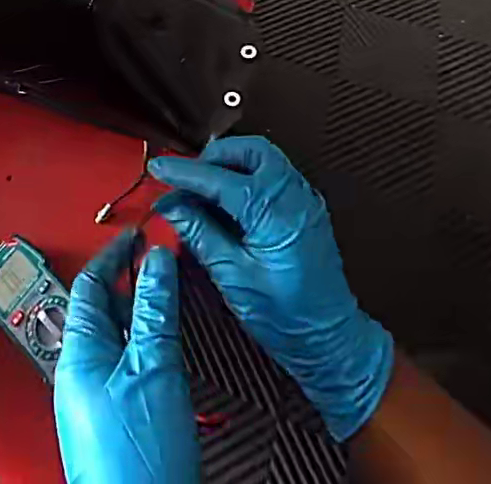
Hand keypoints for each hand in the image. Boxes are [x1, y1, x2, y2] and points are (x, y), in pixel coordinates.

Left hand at [54, 229, 199, 483]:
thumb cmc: (135, 462)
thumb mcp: (152, 369)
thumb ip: (155, 310)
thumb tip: (158, 262)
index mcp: (77, 351)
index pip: (90, 282)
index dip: (115, 253)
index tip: (136, 234)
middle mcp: (80, 370)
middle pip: (103, 306)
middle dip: (129, 280)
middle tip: (158, 261)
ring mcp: (97, 395)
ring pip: (117, 334)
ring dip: (140, 310)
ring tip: (166, 295)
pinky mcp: (116, 415)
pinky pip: (128, 361)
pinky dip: (146, 341)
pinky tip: (166, 344)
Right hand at [150, 136, 393, 440]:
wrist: (331, 341)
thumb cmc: (288, 318)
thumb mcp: (234, 278)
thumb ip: (200, 234)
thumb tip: (170, 207)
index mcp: (276, 215)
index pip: (220, 178)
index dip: (184, 172)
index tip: (159, 168)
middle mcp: (294, 196)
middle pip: (247, 150)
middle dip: (211, 157)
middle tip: (186, 179)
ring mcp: (303, 197)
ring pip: (260, 155)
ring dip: (229, 162)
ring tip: (204, 187)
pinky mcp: (304, 204)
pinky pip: (271, 170)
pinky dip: (245, 173)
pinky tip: (227, 198)